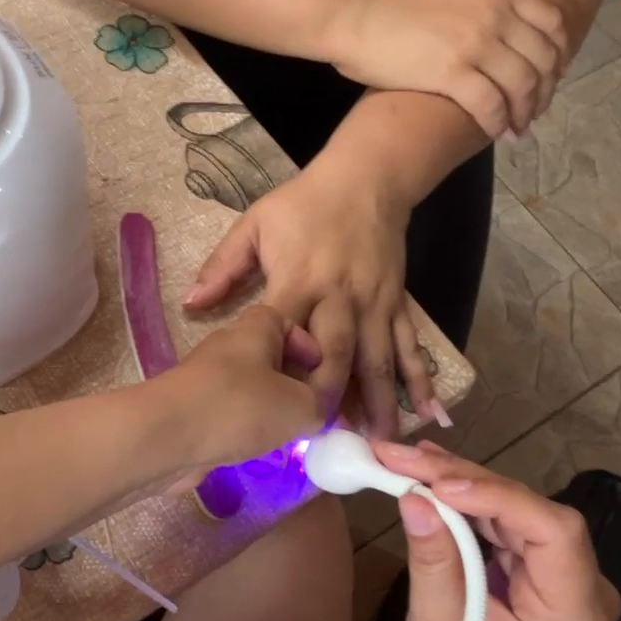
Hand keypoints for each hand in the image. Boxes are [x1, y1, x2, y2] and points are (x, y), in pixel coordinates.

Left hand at [151, 303, 327, 470]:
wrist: (166, 435)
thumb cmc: (240, 406)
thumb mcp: (301, 406)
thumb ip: (319, 406)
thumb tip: (318, 411)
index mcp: (255, 327)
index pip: (288, 321)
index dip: (311, 346)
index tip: (326, 378)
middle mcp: (227, 346)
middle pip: (268, 356)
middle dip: (292, 382)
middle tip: (312, 411)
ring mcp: (204, 378)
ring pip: (247, 387)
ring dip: (269, 408)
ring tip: (290, 433)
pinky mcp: (190, 409)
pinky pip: (227, 412)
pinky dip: (244, 427)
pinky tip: (256, 448)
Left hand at [185, 168, 436, 439]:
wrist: (367, 177)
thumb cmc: (302, 204)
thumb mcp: (253, 225)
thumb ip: (223, 266)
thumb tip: (190, 303)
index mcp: (300, 280)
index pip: (289, 330)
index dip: (284, 368)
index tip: (277, 407)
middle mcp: (341, 297)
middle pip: (338, 352)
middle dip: (335, 397)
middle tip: (332, 440)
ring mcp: (374, 302)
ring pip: (378, 358)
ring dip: (379, 402)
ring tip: (382, 443)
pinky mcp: (397, 303)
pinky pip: (410, 345)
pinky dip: (420, 378)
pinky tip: (429, 410)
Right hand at [327, 0, 569, 138]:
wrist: (357, 13)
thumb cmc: (389, 7)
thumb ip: (476, 8)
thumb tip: (480, 29)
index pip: (552, 22)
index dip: (558, 53)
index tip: (552, 75)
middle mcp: (496, 18)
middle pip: (541, 58)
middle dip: (544, 91)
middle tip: (535, 113)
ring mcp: (476, 45)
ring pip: (521, 84)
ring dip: (524, 112)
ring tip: (518, 131)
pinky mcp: (451, 73)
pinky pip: (489, 103)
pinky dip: (498, 122)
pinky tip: (496, 134)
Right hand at [374, 441, 619, 620]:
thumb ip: (433, 559)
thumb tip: (414, 498)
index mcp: (574, 616)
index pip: (554, 533)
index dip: (499, 498)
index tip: (437, 484)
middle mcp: (584, 590)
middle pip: (534, 513)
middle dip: (466, 480)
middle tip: (403, 457)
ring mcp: (564, 577)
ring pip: (517, 510)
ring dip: (459, 481)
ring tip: (406, 459)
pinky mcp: (538, 569)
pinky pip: (505, 523)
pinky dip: (464, 499)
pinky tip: (428, 476)